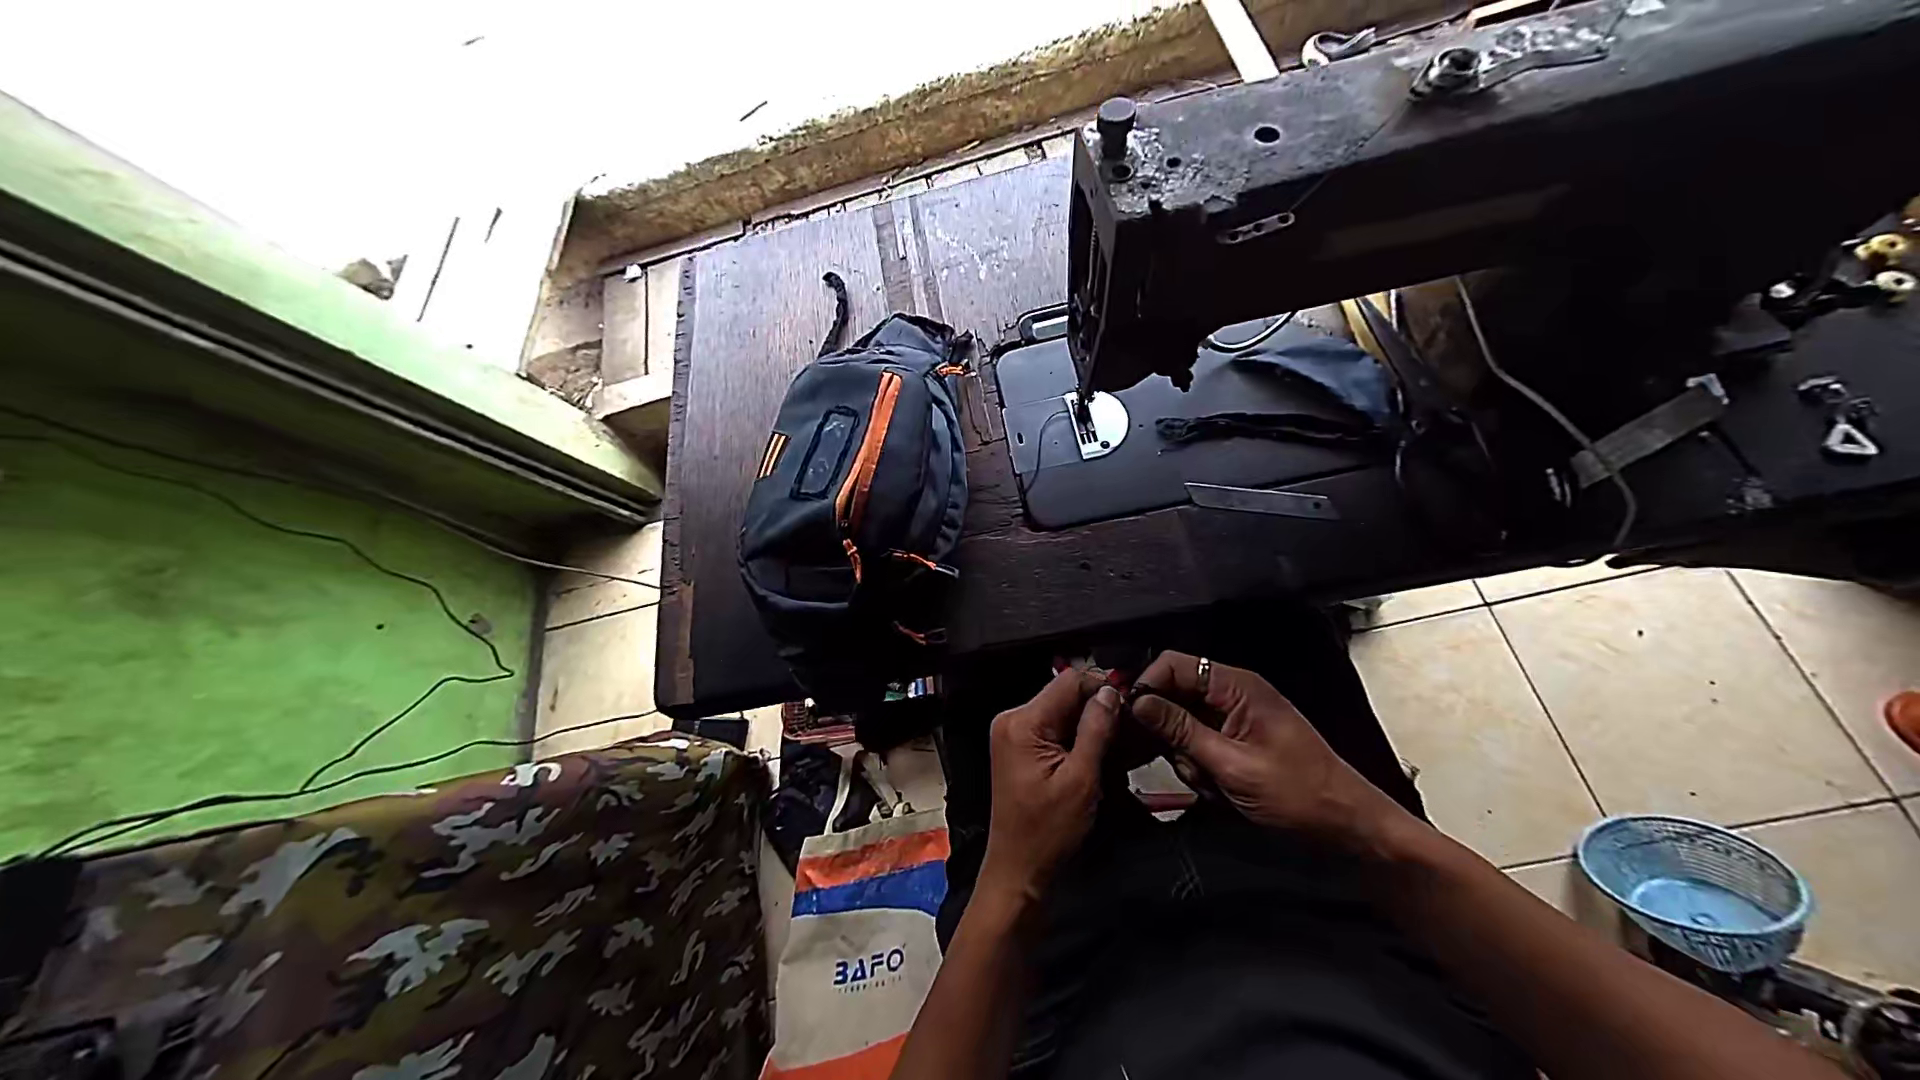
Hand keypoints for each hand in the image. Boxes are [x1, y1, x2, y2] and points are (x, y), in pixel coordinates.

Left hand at [979, 668, 1121, 900]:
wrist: (1018, 868)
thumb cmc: (1048, 830)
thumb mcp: (1081, 779)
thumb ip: (1096, 730)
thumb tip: (1111, 691)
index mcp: (1022, 722)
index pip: (1068, 681)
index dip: (1101, 688)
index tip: (1130, 707)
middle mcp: (1012, 718)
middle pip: (1063, 694)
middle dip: (1096, 707)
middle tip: (1128, 729)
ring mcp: (1012, 731)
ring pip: (1061, 709)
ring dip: (1088, 723)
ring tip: (1116, 744)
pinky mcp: (1018, 745)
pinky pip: (1052, 726)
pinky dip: (1074, 736)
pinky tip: (1094, 753)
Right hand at [1130, 651, 1416, 854]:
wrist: (1347, 827)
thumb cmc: (1296, 793)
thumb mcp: (1230, 764)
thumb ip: (1180, 729)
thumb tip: (1136, 700)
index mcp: (1236, 685)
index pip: (1173, 664)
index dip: (1147, 685)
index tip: (1131, 719)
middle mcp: (1231, 693)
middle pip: (1173, 694)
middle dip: (1168, 731)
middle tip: (1184, 764)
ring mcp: (1232, 717)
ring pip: (1180, 723)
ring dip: (1185, 755)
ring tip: (1210, 782)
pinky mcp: (1233, 739)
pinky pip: (1196, 742)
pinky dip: (1198, 765)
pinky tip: (1216, 787)